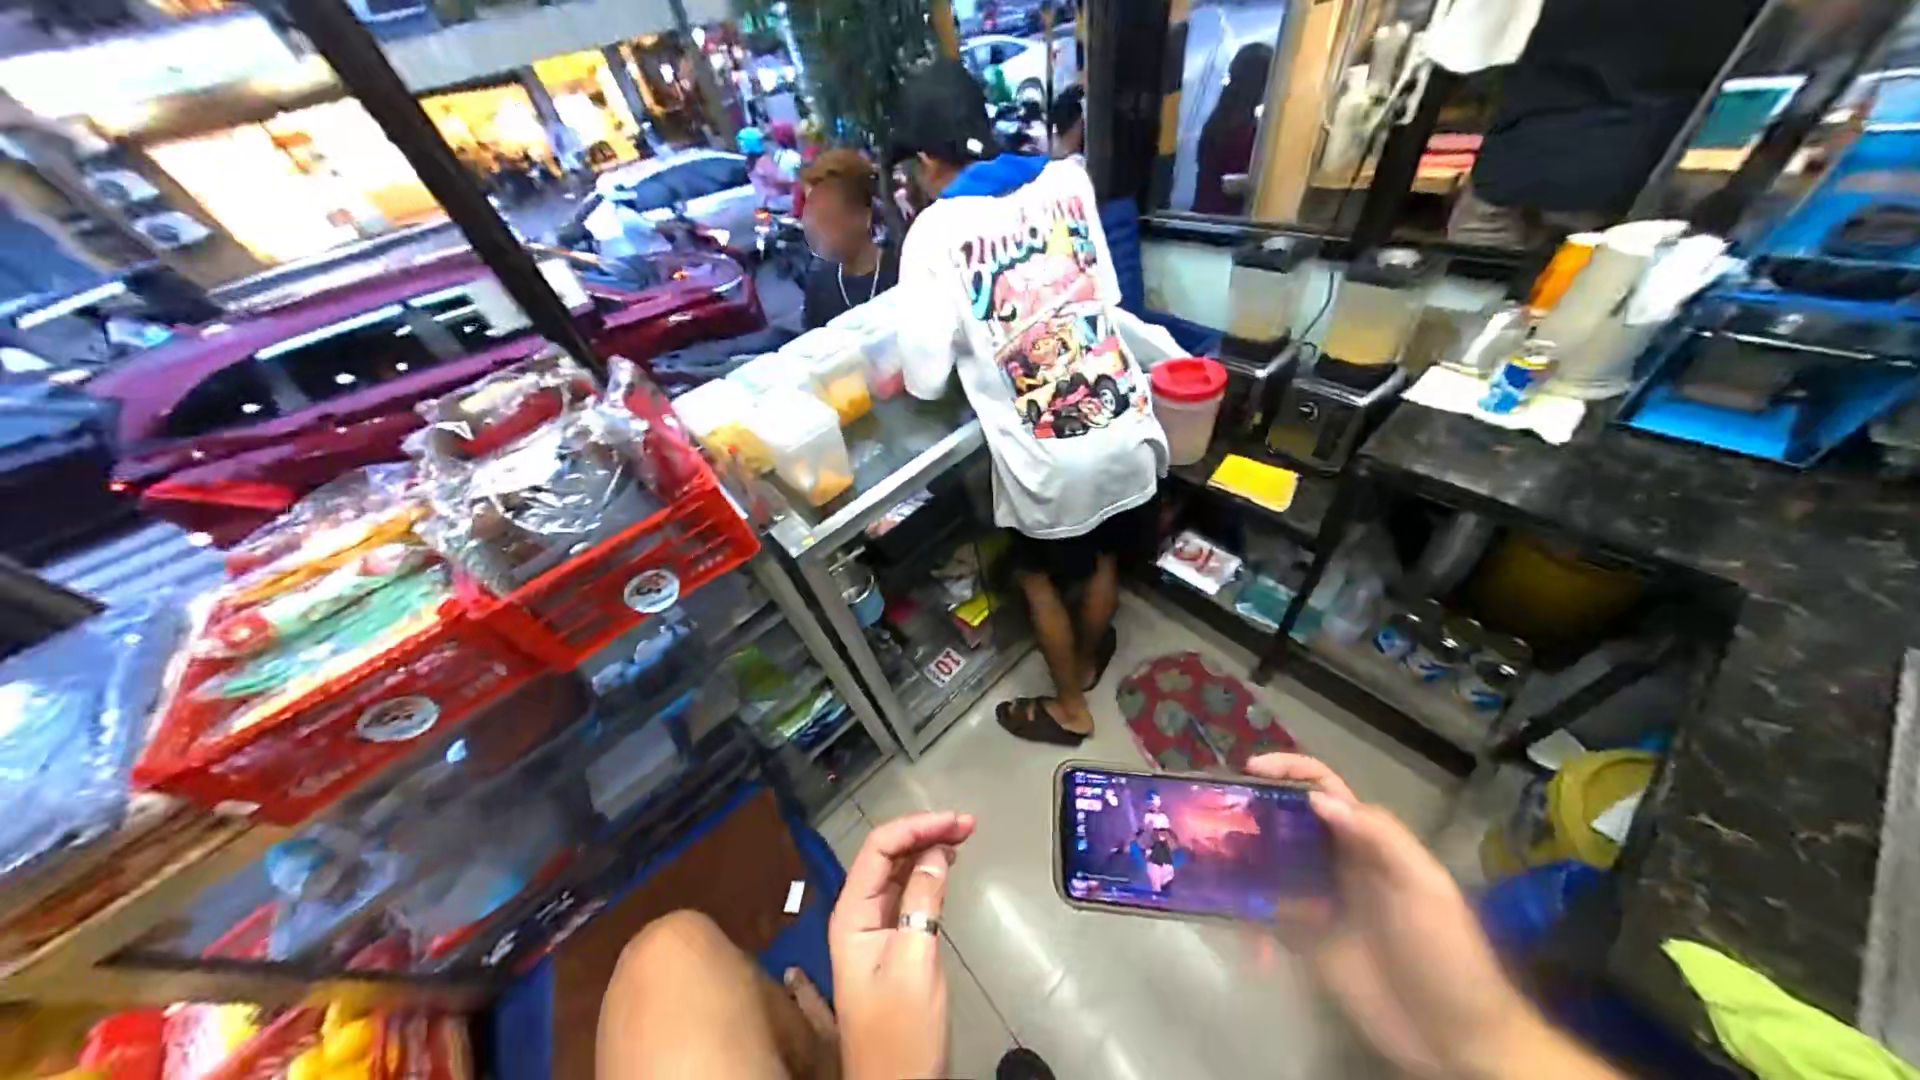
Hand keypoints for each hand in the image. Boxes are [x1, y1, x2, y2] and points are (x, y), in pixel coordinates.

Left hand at [828, 811, 975, 1079]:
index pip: (878, 849)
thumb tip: (936, 851)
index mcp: (852, 914)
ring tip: (963, 834)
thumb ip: (923, 900)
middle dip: (925, 831)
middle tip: (967, 823)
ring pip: (899, 870)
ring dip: (928, 847)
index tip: (954, 821)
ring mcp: (875, 926)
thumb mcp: (915, 961)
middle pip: (888, 854)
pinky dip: (929, 871)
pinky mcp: (893, 940)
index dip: (915, 827)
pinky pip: (908, 891)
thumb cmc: (901, 1032)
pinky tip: (948, 863)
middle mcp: (859, 912)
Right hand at [1247, 754, 1616, 1079]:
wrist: (1457, 1041)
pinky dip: (1242, 900)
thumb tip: (1315, 797)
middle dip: (1253, 806)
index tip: (1250, 769)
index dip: (1289, 769)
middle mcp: (1335, 859)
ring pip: (1269, 858)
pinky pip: (1264, 907)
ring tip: (1205, 848)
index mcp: (1365, 841)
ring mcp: (1316, 897)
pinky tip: (1221, 900)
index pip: (1323, 787)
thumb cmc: (1445, 954)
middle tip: (1213, 808)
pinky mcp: (1302, 935)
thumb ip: (1379, 837)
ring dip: (1240, 850)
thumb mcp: (1423, 888)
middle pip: (1287, 817)